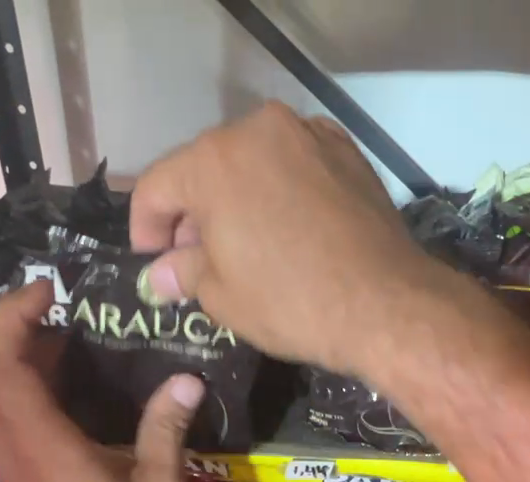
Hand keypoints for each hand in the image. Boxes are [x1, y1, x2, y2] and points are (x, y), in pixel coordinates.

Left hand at [0, 281, 203, 481]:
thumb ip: (166, 430)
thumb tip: (187, 378)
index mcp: (41, 441)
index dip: (12, 313)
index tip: (50, 289)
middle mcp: (12, 442)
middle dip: (12, 321)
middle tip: (62, 303)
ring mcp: (9, 457)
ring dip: (18, 349)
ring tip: (72, 331)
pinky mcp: (17, 469)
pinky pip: (6, 407)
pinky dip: (26, 378)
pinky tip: (73, 377)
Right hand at [129, 103, 457, 375]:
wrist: (384, 304)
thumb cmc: (291, 303)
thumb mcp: (222, 297)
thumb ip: (183, 273)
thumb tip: (159, 274)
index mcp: (213, 161)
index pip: (156, 187)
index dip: (145, 229)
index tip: (153, 263)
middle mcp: (258, 130)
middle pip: (205, 168)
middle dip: (193, 214)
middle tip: (197, 261)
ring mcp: (308, 134)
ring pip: (252, 163)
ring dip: (237, 199)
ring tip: (244, 247)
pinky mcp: (346, 151)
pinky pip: (295, 165)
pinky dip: (281, 191)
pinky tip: (288, 229)